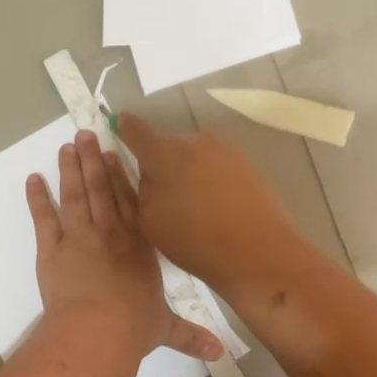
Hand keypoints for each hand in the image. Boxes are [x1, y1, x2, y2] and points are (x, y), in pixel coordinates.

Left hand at [27, 130, 222, 362]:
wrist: (97, 330)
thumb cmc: (133, 327)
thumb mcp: (165, 329)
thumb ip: (190, 336)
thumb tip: (220, 353)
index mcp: (139, 246)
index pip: (132, 202)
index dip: (122, 177)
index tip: (115, 153)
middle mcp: (110, 233)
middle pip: (101, 189)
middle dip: (93, 160)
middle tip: (85, 134)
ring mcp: (79, 237)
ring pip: (74, 195)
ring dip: (69, 169)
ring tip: (66, 146)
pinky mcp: (52, 249)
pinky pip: (43, 217)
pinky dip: (37, 197)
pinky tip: (33, 179)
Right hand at [119, 114, 307, 296]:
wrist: (255, 252)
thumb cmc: (193, 240)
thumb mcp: (149, 221)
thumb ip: (142, 189)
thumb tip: (147, 172)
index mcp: (164, 154)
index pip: (136, 130)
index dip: (125, 128)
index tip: (120, 124)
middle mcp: (194, 142)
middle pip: (168, 146)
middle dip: (161, 164)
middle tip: (163, 196)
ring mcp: (224, 150)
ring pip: (194, 156)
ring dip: (188, 172)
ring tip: (193, 206)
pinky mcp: (246, 162)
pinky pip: (216, 166)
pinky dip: (210, 179)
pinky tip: (216, 207)